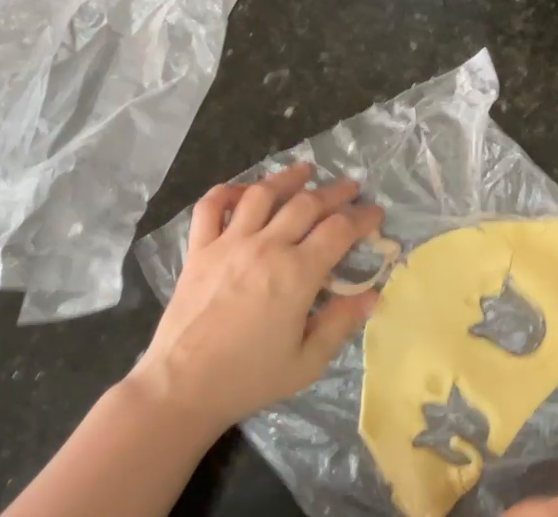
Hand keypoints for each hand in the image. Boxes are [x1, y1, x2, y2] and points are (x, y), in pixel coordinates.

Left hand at [130, 162, 381, 435]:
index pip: (339, 230)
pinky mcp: (200, 249)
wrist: (182, 388)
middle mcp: (266, 247)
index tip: (375, 213)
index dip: (362, 217)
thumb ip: (341, 324)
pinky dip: (228, 191)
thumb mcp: (306, 363)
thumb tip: (372, 294)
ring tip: (306, 170)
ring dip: (288, 178)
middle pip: (307, 203)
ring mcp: (229, 243)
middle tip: (351, 187)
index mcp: (297, 274)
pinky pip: (212, 207)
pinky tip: (244, 190)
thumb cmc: (248, 379)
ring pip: (262, 193)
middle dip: (335, 192)